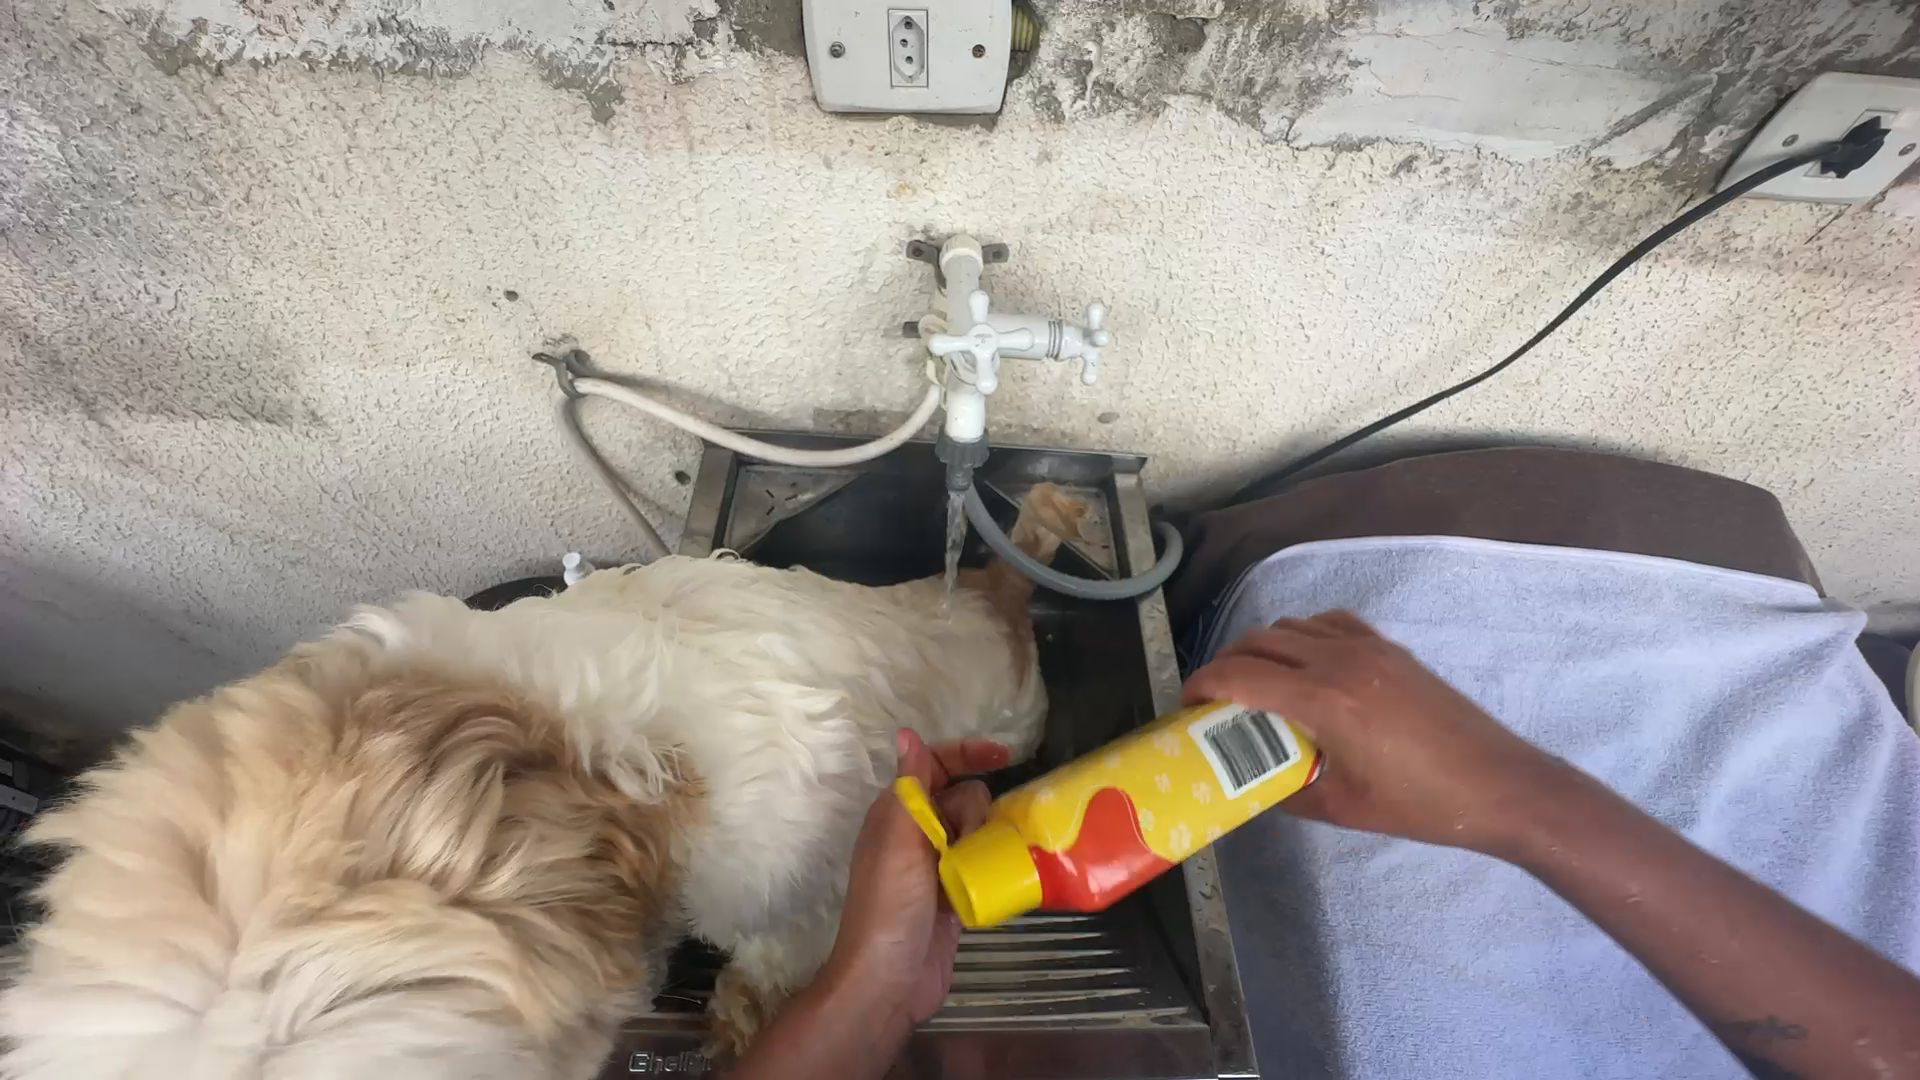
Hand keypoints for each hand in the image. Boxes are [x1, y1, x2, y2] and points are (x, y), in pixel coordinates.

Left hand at [820, 729, 1004, 1037]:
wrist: (888, 982)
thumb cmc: (889, 903)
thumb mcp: (899, 838)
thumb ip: (910, 784)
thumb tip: (906, 732)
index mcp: (898, 811)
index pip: (935, 765)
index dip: (967, 754)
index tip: (1005, 756)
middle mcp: (918, 831)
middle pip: (964, 796)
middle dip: (978, 809)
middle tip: (969, 843)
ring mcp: (939, 864)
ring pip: (979, 829)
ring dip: (992, 837)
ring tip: (992, 862)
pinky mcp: (957, 892)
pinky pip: (985, 862)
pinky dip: (998, 863)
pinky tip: (1010, 873)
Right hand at [1182, 610, 1568, 855]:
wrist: (1504, 786)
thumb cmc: (1423, 806)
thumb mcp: (1342, 808)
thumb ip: (1285, 788)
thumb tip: (1250, 780)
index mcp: (1325, 702)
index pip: (1240, 675)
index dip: (1202, 682)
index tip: (1185, 700)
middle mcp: (1339, 661)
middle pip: (1255, 642)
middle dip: (1222, 663)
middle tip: (1212, 694)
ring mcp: (1365, 647)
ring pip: (1287, 626)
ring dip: (1258, 648)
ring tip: (1252, 679)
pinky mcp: (1387, 646)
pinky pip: (1325, 622)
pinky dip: (1299, 634)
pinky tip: (1302, 660)